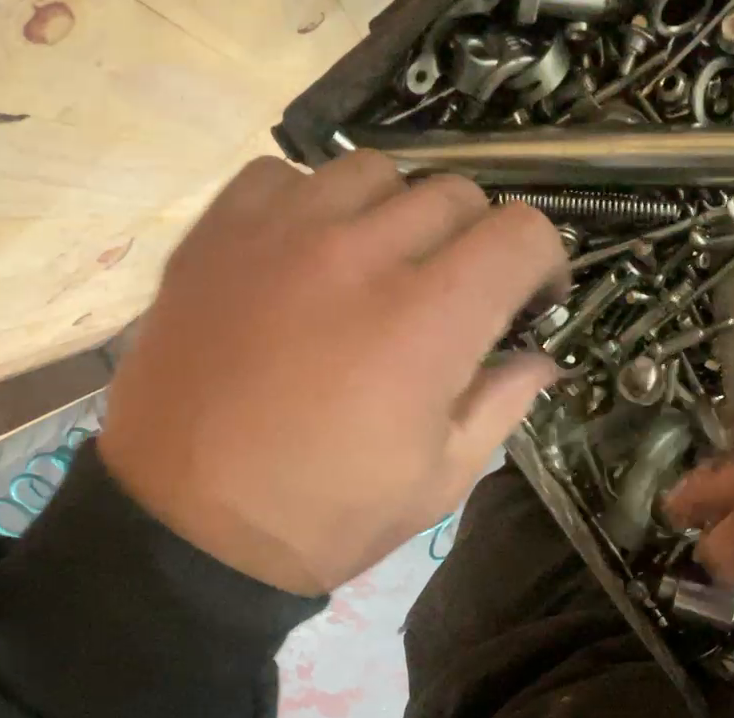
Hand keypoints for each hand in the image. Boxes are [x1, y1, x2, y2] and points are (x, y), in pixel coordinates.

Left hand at [98, 152, 567, 595]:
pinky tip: (308, 259)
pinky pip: (287, 177)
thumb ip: (501, 404)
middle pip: (455, 195)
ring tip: (381, 271)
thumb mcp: (438, 481)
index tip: (531, 298)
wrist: (189, 528)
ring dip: (400, 216)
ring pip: (374, 174)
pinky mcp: (217, 233)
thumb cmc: (327, 517)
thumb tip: (539, 358)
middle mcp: (359, 254)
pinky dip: (316, 206)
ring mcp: (280, 233)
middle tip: (457, 297)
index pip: (520, 234)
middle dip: (477, 243)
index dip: (544, 261)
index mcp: (427, 323)